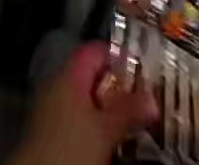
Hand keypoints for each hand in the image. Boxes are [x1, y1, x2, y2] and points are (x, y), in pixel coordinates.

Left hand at [5, 41, 157, 164]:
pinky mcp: (44, 131)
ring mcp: (47, 108)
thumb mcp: (106, 129)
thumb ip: (131, 109)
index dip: (119, 57)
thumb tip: (154, 100)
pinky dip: (89, 121)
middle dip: (115, 85)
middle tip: (138, 96)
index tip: (140, 72)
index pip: (97, 49)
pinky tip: (104, 136)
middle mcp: (55, 85)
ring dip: (103, 106)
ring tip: (126, 119)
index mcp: (68, 74)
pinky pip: (72, 115)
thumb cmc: (70, 149)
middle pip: (91, 73)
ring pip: (82, 97)